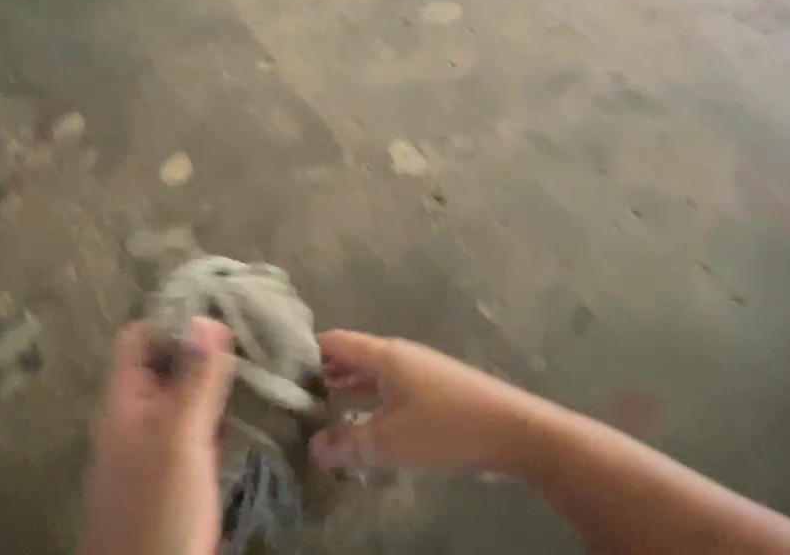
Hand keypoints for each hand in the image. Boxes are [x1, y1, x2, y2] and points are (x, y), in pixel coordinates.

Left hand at [79, 318, 235, 554]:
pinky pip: (196, 428)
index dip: (175, 320)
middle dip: (204, 347)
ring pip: (183, 396)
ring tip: (262, 363)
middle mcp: (136, 418)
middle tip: (253, 334)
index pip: (140, 338)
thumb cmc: (158, 512)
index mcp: (124, 403)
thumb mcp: (179, 439)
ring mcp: (155, 449)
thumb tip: (206, 316)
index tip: (223, 312)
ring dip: (215, 380)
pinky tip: (253, 409)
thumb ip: (195, 379)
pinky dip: (220, 413)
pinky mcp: (175, 476)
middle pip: (164, 364)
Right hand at [308, 330, 538, 474]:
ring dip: (346, 395)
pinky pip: (388, 394)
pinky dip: (368, 407)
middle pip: (350, 359)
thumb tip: (312, 447)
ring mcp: (416, 374)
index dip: (305, 352)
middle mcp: (397, 357)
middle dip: (322, 377)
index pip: (334, 341)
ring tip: (315, 419)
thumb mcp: (390, 441)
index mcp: (383, 355)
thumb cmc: (446, 427)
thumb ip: (348, 443)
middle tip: (289, 402)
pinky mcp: (432, 395)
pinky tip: (358, 432)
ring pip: (370, 379)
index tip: (277, 371)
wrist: (512, 431)